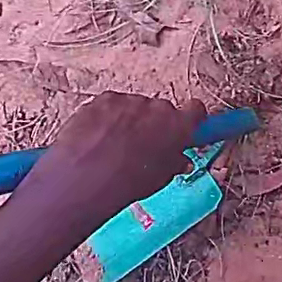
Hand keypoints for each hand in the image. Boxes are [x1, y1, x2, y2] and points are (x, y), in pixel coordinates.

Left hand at [10, 92, 206, 232]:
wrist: (86, 177)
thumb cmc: (126, 181)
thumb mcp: (160, 178)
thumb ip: (174, 162)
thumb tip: (178, 160)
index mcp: (177, 126)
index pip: (196, 111)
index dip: (191, 119)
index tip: (187, 127)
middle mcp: (156, 107)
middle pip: (162, 110)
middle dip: (156, 125)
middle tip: (145, 146)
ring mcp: (129, 100)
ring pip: (135, 107)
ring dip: (130, 121)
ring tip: (117, 146)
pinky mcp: (104, 99)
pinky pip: (112, 105)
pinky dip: (108, 118)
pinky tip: (101, 138)